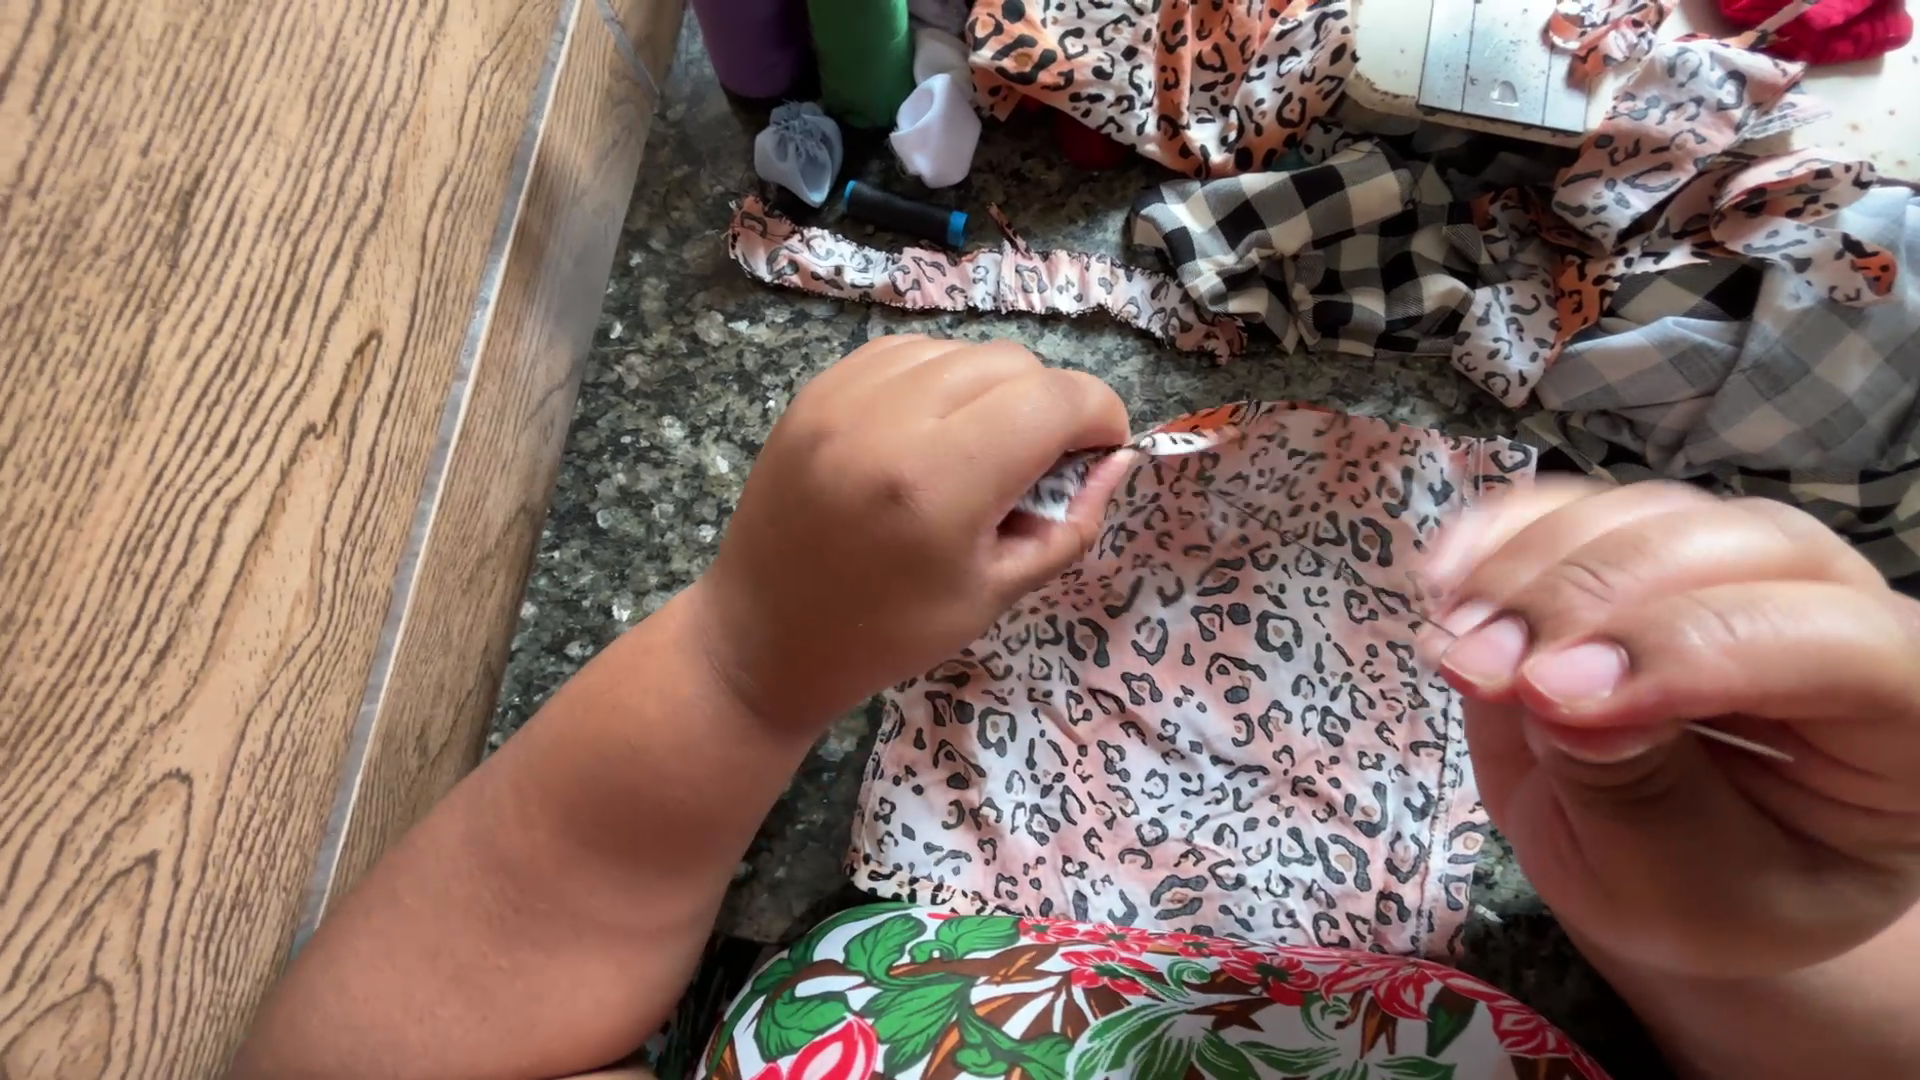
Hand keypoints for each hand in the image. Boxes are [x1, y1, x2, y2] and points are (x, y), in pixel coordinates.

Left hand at [696, 335, 1132, 727]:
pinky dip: (940, 380)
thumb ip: (1070, 525)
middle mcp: (892, 416)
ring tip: (976, 449)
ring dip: (994, 390)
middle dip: (1049, 406)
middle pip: (1015, 363)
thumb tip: (1116, 461)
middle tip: (1034, 466)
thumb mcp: (995, 595)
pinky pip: (908, 353)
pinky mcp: (817, 388)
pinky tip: (929, 429)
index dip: (1100, 417)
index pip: (1057, 398)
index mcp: (941, 480)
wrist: (762, 636)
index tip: (1097, 454)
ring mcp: (845, 393)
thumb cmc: (886, 634)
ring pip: (963, 349)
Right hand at [1423, 479, 1919, 977]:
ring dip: (1518, 570)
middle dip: (1581, 598)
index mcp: (1900, 725)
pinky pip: (1553, 508)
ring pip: (1631, 511)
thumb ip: (1624, 784)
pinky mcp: (1604, 556)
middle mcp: (1821, 617)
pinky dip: (1485, 536)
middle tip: (1478, 670)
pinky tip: (1440, 586)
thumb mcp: (1666, 877)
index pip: (1833, 643)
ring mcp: (1707, 573)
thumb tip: (1550, 692)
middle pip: (1730, 544)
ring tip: (1448, 647)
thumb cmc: (1682, 891)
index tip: (1548, 701)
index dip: (1686, 652)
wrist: (1633, 863)